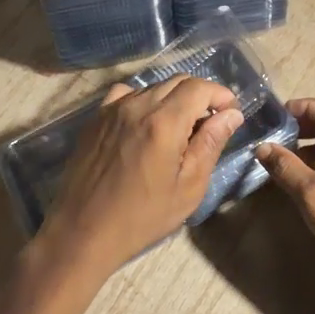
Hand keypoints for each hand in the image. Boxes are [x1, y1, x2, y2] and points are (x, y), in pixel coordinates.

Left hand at [43, 76, 243, 272]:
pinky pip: (125, 95)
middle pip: (177, 82)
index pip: (199, 87)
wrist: (83, 232)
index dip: (220, 94)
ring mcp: (111, 109)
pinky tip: (144, 124)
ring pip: (152, 87)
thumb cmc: (143, 216)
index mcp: (164, 122)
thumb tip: (231, 114)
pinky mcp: (95, 119)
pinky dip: (143, 101)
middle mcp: (137, 105)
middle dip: (199, 95)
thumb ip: (211, 144)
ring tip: (178, 128)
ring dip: (172, 99)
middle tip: (208, 123)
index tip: (230, 112)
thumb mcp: (188, 186)